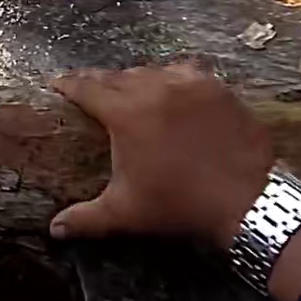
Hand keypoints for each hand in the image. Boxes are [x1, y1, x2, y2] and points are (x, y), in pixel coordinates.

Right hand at [50, 63, 300, 300]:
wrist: (247, 200)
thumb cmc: (178, 204)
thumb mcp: (126, 212)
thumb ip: (85, 218)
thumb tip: (53, 230)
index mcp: (125, 113)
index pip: (86, 88)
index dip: (68, 84)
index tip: (56, 83)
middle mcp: (153, 88)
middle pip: (115, 75)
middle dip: (96, 80)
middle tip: (86, 86)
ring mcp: (187, 83)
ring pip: (149, 70)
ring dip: (132, 78)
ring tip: (126, 87)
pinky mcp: (214, 87)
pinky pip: (183, 71)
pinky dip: (170, 76)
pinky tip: (170, 85)